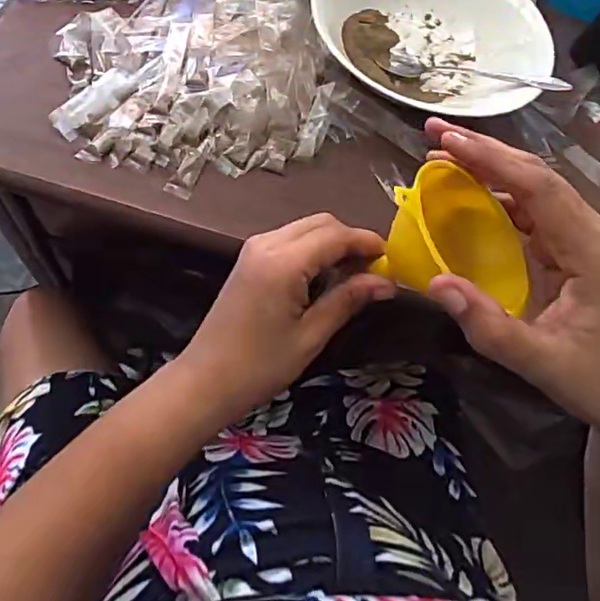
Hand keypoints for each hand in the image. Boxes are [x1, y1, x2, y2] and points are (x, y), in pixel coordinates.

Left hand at [178, 214, 394, 425]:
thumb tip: (386, 282)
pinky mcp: (249, 257)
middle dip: (350, 239)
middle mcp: (267, 243)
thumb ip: (347, 300)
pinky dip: (312, 249)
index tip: (393, 259)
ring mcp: (254, 247)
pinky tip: (324, 277)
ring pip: (304, 228)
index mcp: (282, 261)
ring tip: (354, 277)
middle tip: (374, 271)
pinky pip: (289, 239)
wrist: (206, 377)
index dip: (366, 242)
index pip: (334, 235)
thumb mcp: (310, 336)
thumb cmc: (260, 365)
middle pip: (320, 223)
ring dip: (331, 243)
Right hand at [424, 118, 599, 441]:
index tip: (448, 140)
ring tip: (442, 152)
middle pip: (536, 175)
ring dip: (489, 165)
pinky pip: (533, 206)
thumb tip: (435, 282)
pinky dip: (497, 191)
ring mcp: (586, 237)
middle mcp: (593, 233)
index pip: (539, 188)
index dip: (492, 159)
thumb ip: (488, 326)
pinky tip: (469, 190)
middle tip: (434, 130)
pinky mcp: (575, 247)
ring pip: (534, 186)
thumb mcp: (542, 364)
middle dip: (484, 148)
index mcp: (593, 252)